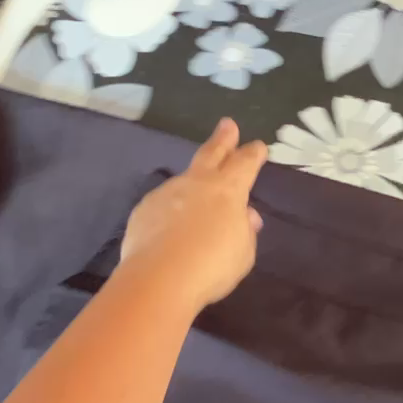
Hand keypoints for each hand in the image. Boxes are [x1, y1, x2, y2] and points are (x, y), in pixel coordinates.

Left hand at [117, 118, 266, 309]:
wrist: (160, 278)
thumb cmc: (213, 265)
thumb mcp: (243, 252)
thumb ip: (245, 231)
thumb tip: (246, 216)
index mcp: (228, 190)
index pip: (245, 164)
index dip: (253, 154)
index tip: (258, 146)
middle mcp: (197, 183)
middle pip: (212, 154)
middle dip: (223, 139)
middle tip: (227, 124)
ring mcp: (167, 193)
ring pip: (185, 182)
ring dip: (194, 185)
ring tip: (197, 199)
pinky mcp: (144, 210)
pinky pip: (164, 205)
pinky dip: (171, 212)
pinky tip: (171, 228)